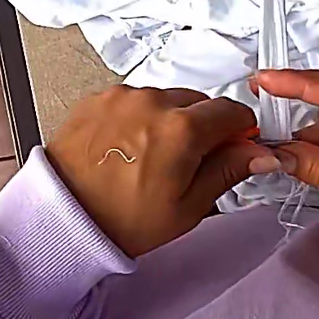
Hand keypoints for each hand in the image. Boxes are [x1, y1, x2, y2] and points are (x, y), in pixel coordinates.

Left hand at [46, 86, 273, 257]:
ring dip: (171, 120)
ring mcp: (124, 97)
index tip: (236, 146)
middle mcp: (154, 103)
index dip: (240, 131)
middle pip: (200, 103)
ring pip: (168, 100)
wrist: (58, 220)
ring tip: (152, 157)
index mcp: (183, 129)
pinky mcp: (100, 98)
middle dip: (203, 127)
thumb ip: (229, 170)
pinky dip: (141, 118)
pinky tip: (130, 148)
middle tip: (189, 162)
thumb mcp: (187, 206)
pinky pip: (136, 100)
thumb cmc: (119, 221)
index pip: (232, 111)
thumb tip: (260, 154)